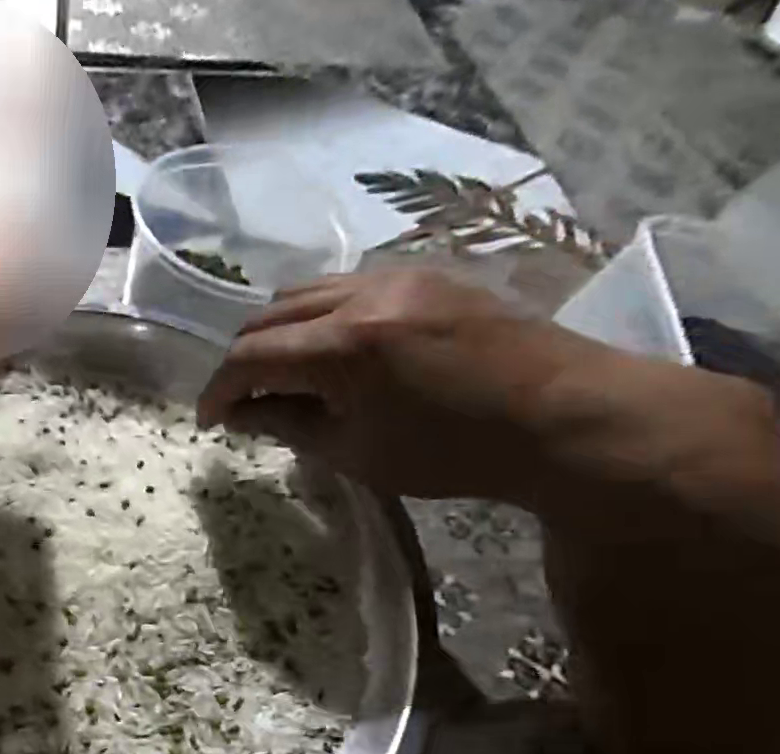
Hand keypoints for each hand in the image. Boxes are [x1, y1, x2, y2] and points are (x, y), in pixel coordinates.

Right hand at [195, 269, 775, 509]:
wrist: (570, 418)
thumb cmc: (453, 451)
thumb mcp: (352, 451)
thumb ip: (285, 424)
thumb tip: (239, 415)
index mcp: (342, 348)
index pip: (247, 358)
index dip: (217, 391)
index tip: (209, 421)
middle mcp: (361, 297)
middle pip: (264, 319)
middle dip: (240, 362)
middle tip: (241, 401)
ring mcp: (396, 279)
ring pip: (298, 293)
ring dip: (274, 333)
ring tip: (278, 372)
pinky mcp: (423, 276)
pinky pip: (341, 285)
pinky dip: (313, 315)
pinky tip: (324, 348)